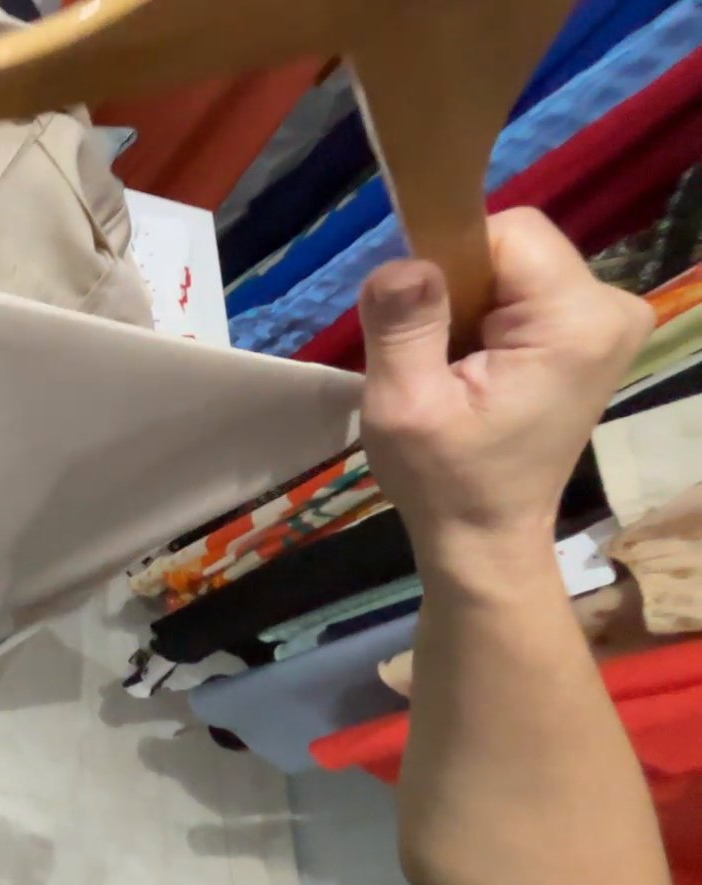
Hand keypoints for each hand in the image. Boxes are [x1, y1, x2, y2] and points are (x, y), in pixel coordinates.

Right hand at [359, 208, 652, 571]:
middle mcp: (609, 306)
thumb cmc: (442, 475)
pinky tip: (460, 372)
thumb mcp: (404, 405)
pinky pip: (516, 298)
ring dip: (456, 312)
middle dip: (448, 293)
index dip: (443, 262)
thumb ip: (404, 329)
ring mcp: (602, 322)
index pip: (508, 233)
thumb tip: (397, 263)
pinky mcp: (583, 338)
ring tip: (439, 371)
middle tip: (420, 359)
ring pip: (508, 274)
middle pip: (510, 251)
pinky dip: (473, 326)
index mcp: (575, 320)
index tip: (406, 319)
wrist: (483, 530)